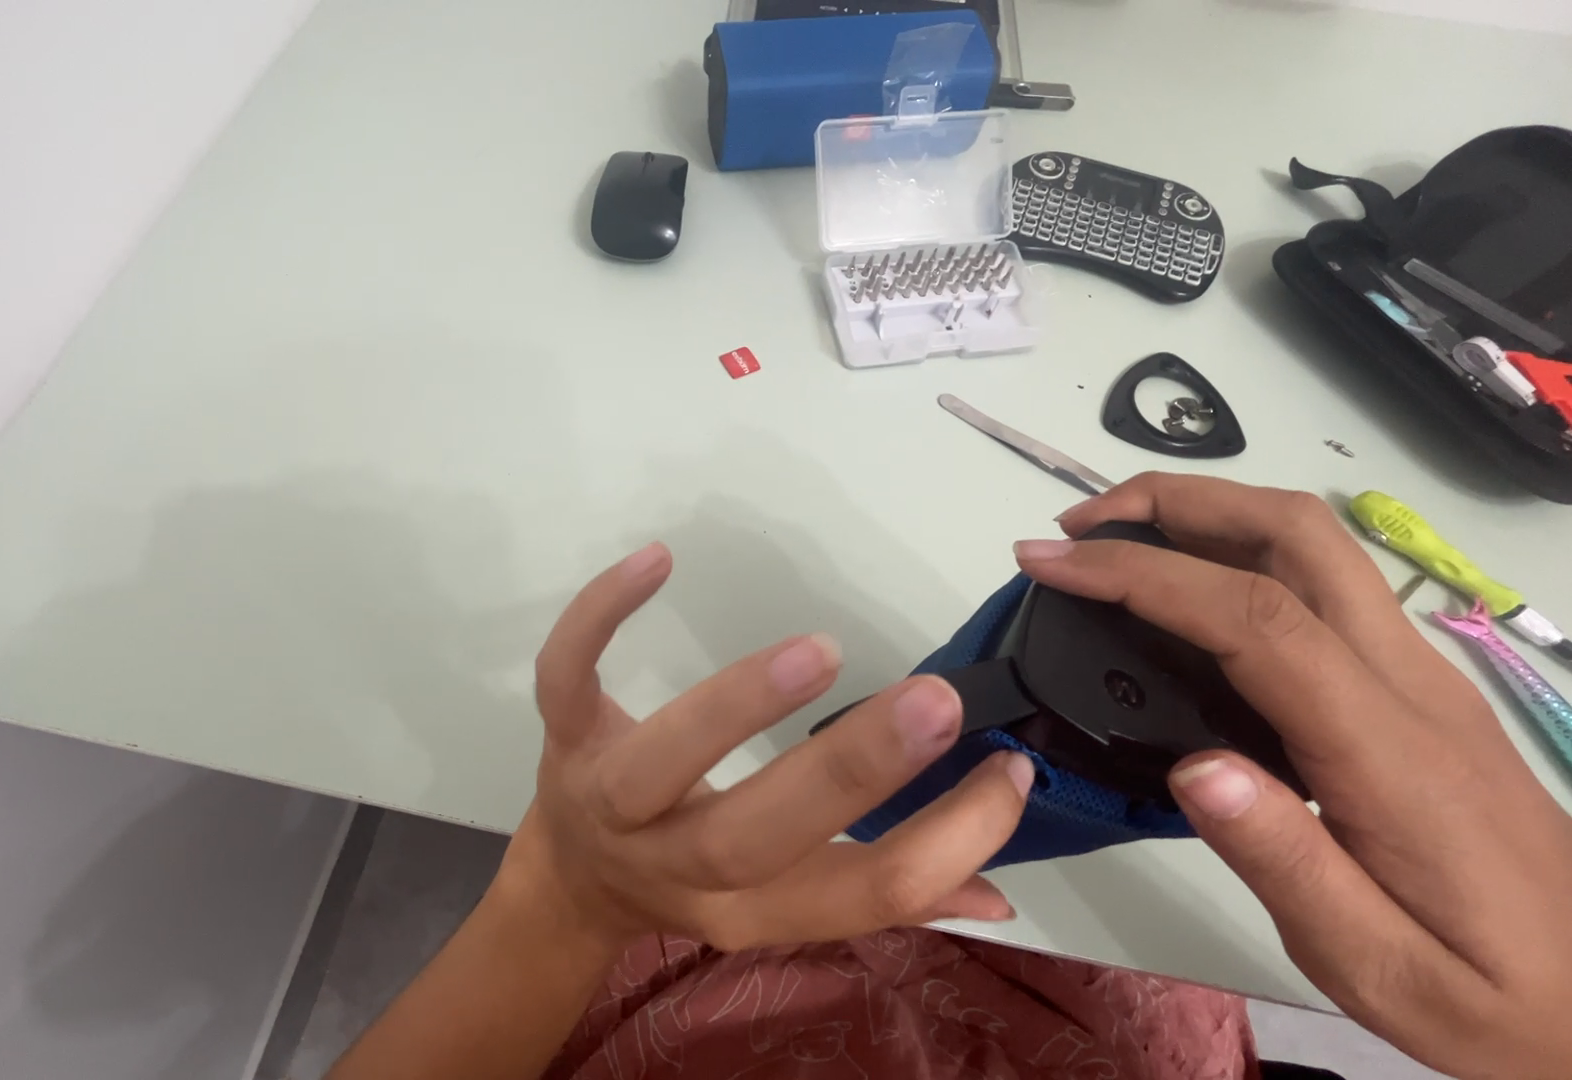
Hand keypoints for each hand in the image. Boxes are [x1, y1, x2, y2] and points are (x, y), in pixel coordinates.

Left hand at [492, 542, 1033, 955]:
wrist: (571, 880)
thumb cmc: (690, 878)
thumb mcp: (776, 903)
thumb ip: (874, 888)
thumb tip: (998, 897)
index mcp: (744, 909)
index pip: (853, 897)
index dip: (945, 845)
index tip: (1008, 768)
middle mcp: (672, 863)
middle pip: (751, 838)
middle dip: (846, 774)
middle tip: (936, 702)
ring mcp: (607, 797)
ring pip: (662, 762)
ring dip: (739, 706)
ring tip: (821, 652)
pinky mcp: (563, 737)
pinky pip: (565, 675)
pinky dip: (601, 617)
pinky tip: (657, 559)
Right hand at [1015, 473, 1571, 1079]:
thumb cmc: (1492, 995)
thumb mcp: (1379, 967)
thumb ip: (1282, 862)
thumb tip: (1190, 765)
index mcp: (1388, 747)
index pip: (1253, 618)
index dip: (1140, 573)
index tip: (1048, 563)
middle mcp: (1405, 679)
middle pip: (1294, 533)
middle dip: (1170, 502)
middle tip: (1074, 528)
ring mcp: (1410, 670)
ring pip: (1307, 540)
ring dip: (1197, 513)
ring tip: (1104, 544)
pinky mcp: (1401, 680)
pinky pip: (1310, 577)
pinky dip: (1224, 549)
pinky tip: (1172, 592)